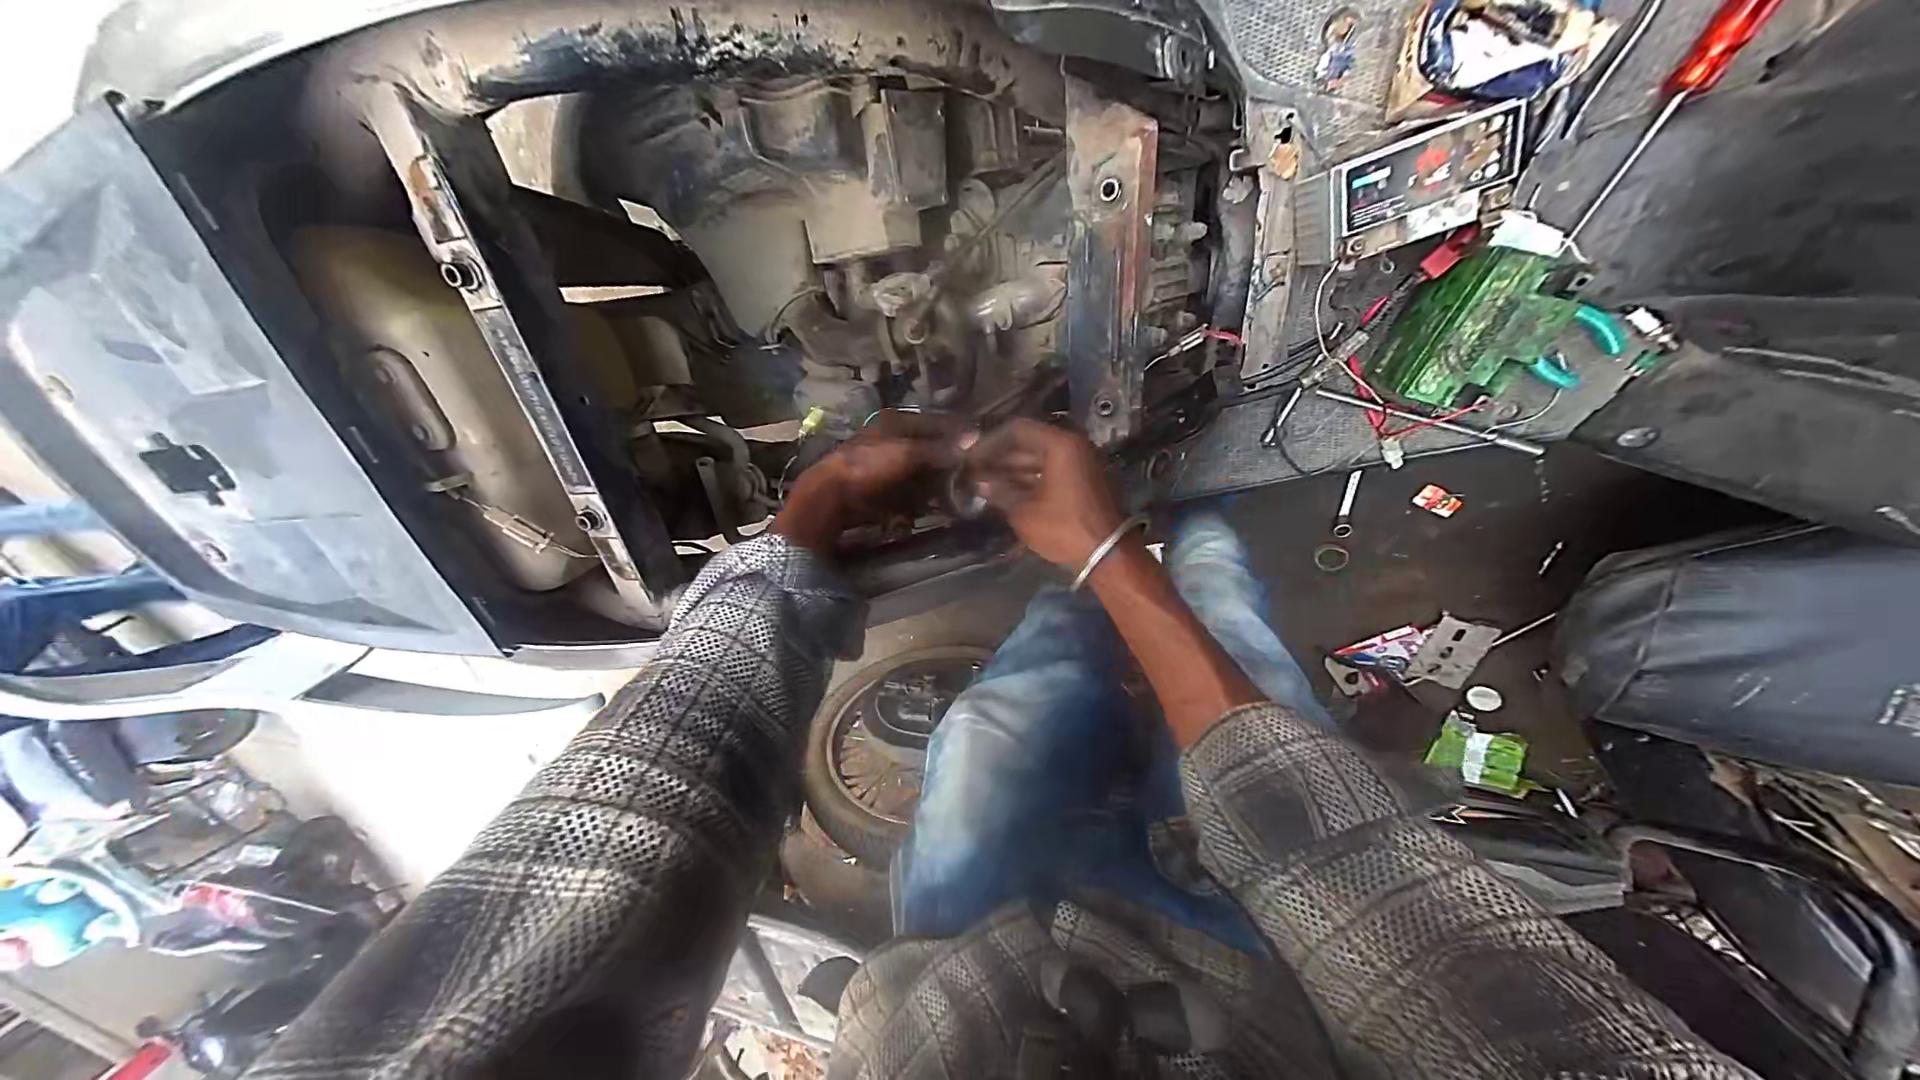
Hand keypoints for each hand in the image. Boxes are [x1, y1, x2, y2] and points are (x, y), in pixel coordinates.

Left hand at [773, 413, 967, 552]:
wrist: (831, 498)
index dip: (959, 433)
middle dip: (951, 462)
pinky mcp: (885, 488)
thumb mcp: (907, 454)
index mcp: (897, 421)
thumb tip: (973, 441)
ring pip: (925, 471)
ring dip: (941, 482)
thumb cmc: (868, 467)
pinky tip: (939, 504)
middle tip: (974, 474)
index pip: (938, 422)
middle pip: (932, 448)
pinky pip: (914, 491)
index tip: (981, 446)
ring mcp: (888, 465)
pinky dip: (926, 497)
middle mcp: (894, 439)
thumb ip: (939, 449)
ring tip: (961, 493)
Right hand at [966, 418, 1126, 568]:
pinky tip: (1007, 493)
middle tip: (975, 472)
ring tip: (986, 485)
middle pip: (1028, 444)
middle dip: (999, 458)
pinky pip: (1050, 472)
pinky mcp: (1082, 482)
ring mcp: (1080, 464)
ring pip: (1038, 460)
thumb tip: (980, 483)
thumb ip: (999, 491)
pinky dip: (1029, 480)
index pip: (1016, 430)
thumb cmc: (1064, 528)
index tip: (971, 456)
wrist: (1108, 555)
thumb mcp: (1024, 511)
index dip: (989, 442)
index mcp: (1060, 444)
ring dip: (1012, 471)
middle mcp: (1073, 447)